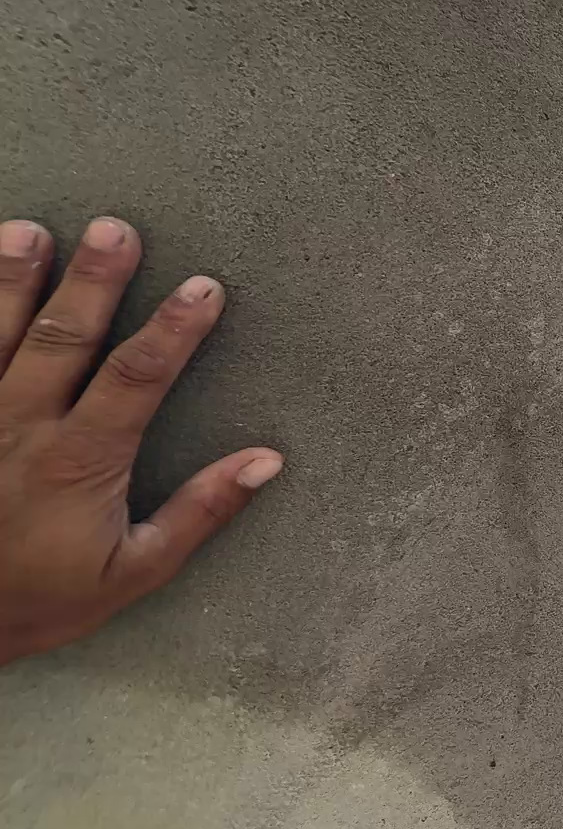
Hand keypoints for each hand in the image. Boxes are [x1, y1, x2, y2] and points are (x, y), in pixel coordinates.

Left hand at [0, 217, 281, 666]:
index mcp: (76, 460)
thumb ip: (202, 510)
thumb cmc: (38, 601)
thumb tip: (270, 459)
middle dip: (91, 280)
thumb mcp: (138, 569)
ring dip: (4, 281)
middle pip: (58, 338)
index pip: (137, 376)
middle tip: (113, 228)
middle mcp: (12, 429)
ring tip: (25, 230)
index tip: (203, 287)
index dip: (174, 328)